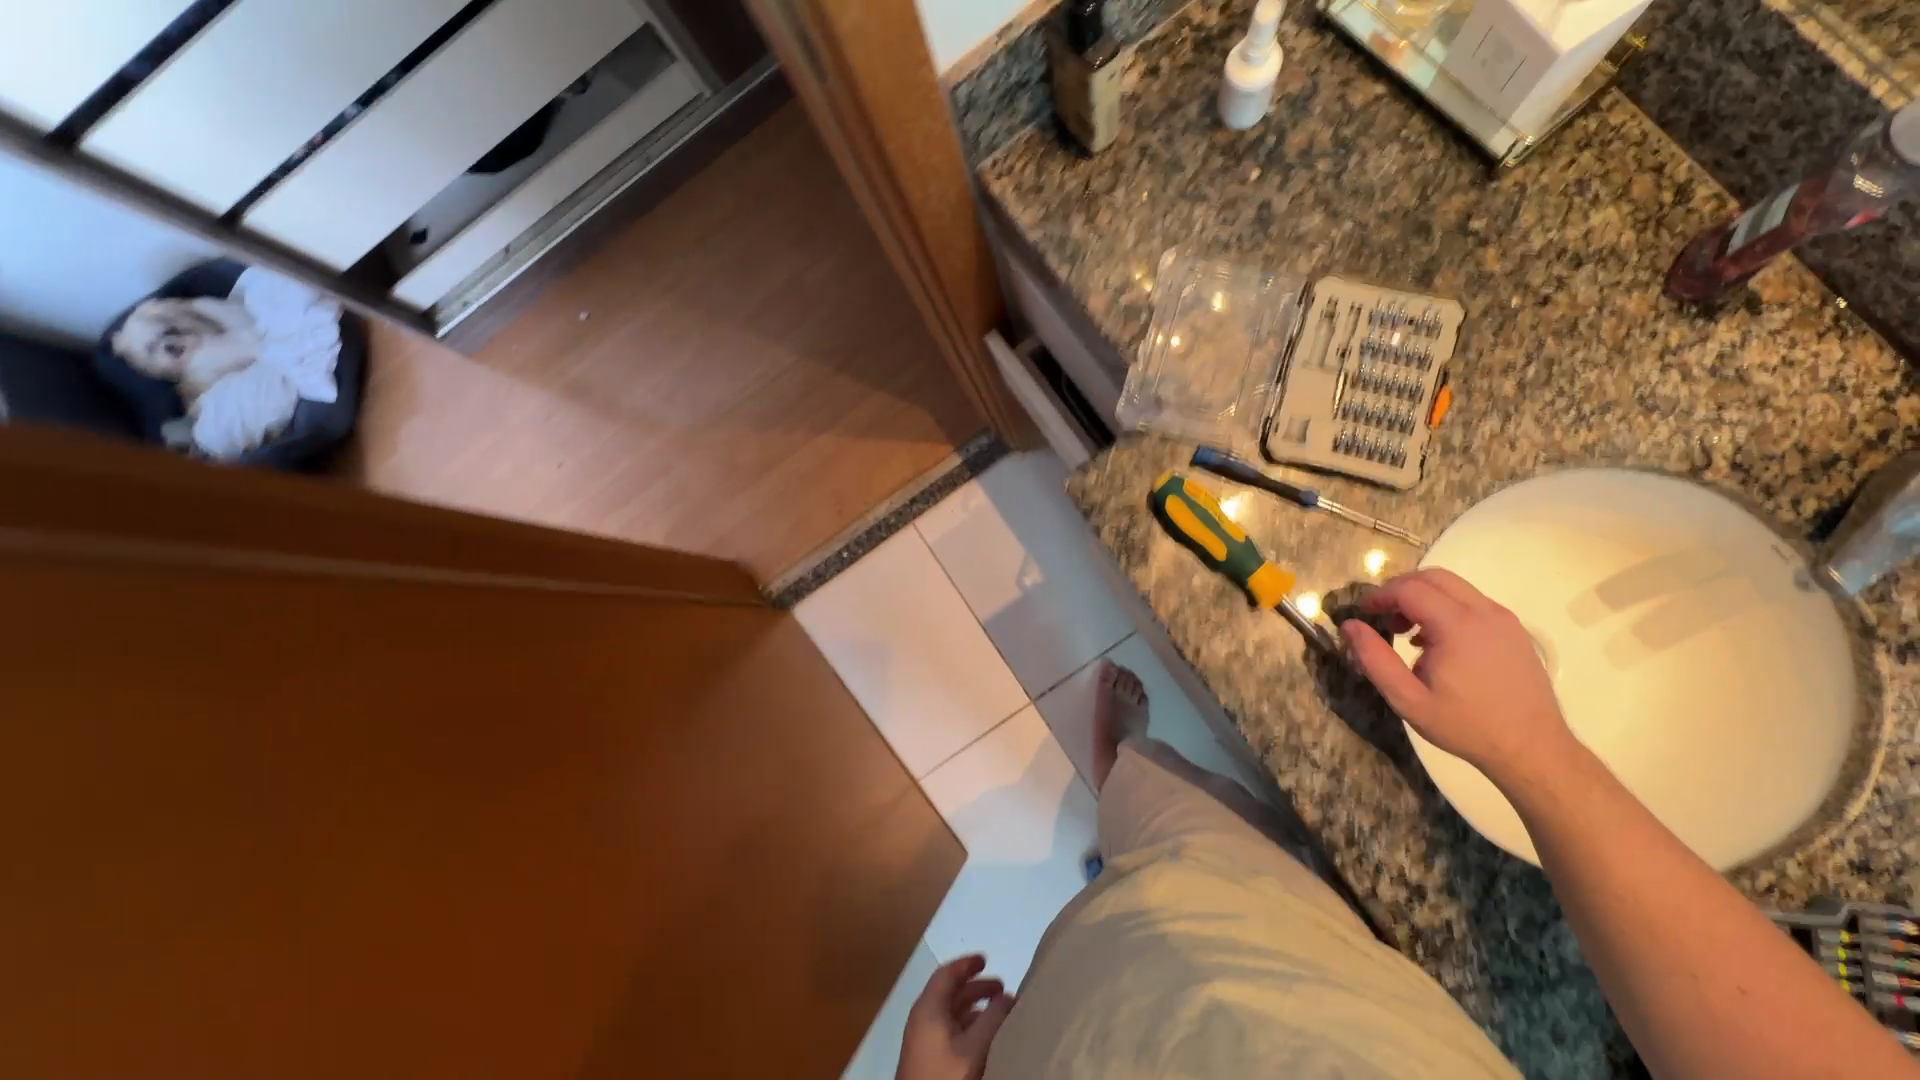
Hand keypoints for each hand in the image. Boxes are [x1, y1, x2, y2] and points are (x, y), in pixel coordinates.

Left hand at [896, 954, 1015, 1079]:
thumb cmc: (945, 1075)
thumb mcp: (974, 1046)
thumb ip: (993, 1018)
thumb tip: (1008, 996)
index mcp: (929, 1007)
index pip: (947, 973)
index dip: (967, 964)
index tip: (987, 959)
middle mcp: (923, 1017)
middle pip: (950, 992)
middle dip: (976, 987)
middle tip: (1002, 988)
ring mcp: (923, 1038)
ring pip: (951, 1012)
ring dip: (975, 1007)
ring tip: (999, 1012)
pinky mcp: (927, 1057)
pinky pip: (949, 1029)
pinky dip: (969, 1024)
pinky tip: (985, 1037)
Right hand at [1340, 568, 1575, 787]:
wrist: (1532, 748)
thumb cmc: (1465, 726)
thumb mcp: (1408, 699)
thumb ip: (1374, 659)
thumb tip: (1350, 626)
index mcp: (1458, 626)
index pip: (1410, 589)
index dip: (1380, 595)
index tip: (1363, 612)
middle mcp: (1485, 613)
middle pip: (1434, 577)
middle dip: (1401, 589)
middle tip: (1382, 616)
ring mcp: (1504, 620)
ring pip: (1456, 588)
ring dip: (1424, 598)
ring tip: (1407, 632)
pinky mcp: (1514, 631)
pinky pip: (1473, 603)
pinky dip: (1447, 608)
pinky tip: (1438, 643)